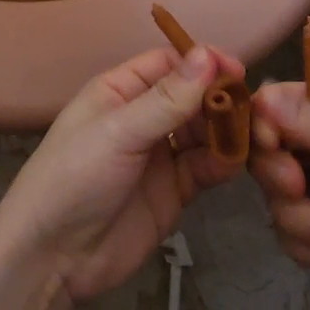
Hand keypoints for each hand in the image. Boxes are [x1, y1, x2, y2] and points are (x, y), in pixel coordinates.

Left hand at [0, 45, 246, 308]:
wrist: (54, 255)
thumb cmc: (74, 177)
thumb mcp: (119, 132)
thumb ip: (166, 99)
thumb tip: (206, 54)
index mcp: (120, 90)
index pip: (168, 64)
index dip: (202, 63)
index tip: (238, 70)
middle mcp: (142, 116)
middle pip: (192, 97)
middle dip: (221, 99)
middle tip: (255, 108)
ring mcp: (159, 154)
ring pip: (203, 131)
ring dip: (227, 130)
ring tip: (255, 136)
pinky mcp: (174, 191)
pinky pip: (205, 167)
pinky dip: (223, 162)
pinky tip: (236, 163)